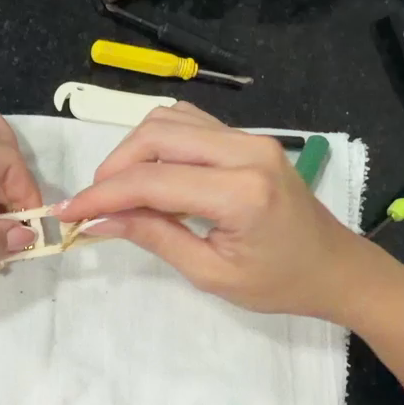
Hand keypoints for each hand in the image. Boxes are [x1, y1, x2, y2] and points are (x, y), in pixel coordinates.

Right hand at [57, 104, 368, 318]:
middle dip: (113, 167)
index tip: (67, 213)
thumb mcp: (210, 273)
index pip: (153, 181)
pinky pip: (188, 124)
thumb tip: (99, 220)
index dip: (102, 195)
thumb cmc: (278, 283)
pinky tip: (151, 174)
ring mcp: (249, 138)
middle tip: (94, 204)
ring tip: (120, 190)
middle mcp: (245, 151)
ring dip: (133, 151)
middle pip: (156, 136)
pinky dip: (157, 143)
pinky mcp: (247, 138)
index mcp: (240, 193)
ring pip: (169, 121)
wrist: (336, 268)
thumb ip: (153, 236)